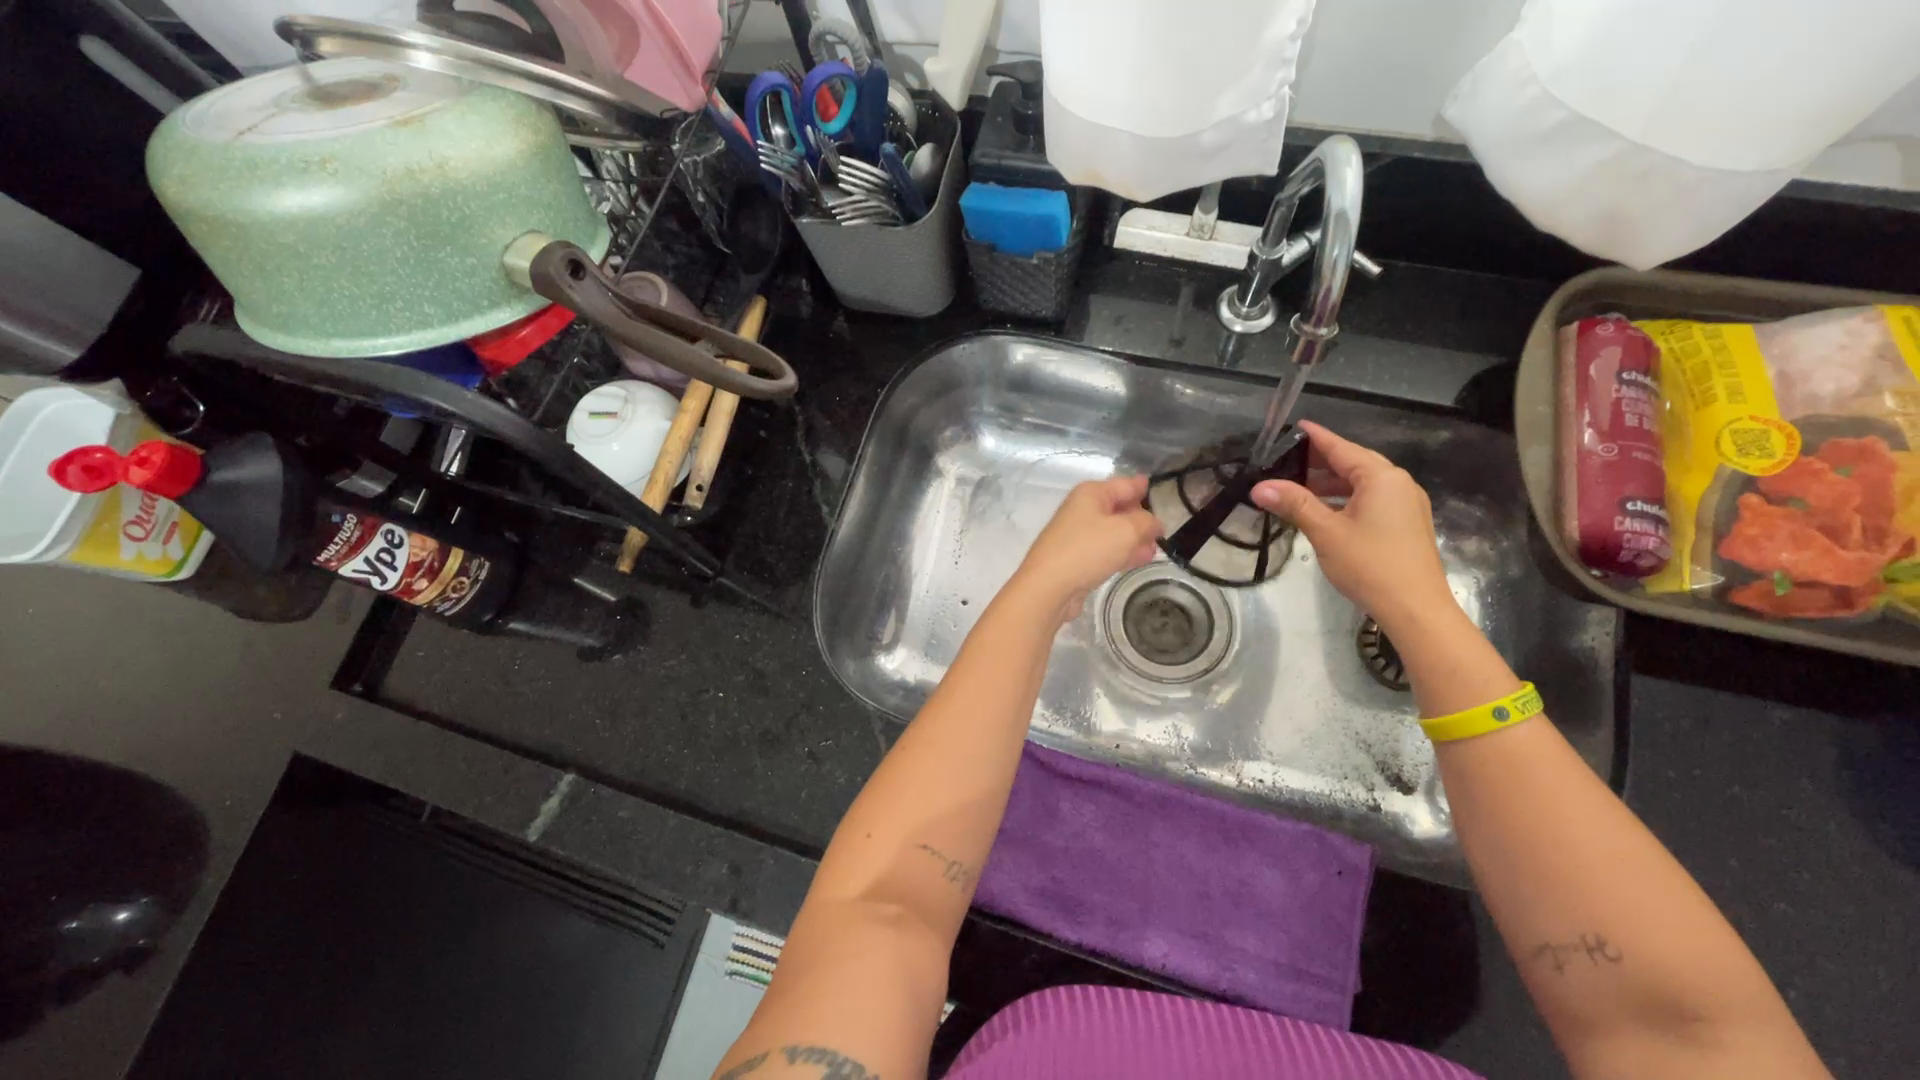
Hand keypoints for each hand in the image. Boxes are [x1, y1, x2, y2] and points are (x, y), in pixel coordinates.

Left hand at [1010, 475, 1162, 623]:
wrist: (1049, 586)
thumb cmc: (1088, 549)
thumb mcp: (1126, 530)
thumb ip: (1146, 522)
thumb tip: (1154, 523)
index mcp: (1092, 494)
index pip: (1126, 484)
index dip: (1145, 488)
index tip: (1164, 492)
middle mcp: (1083, 510)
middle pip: (1119, 508)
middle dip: (1142, 517)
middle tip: (1165, 528)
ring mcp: (1078, 535)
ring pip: (1114, 531)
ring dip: (1135, 538)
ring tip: (1157, 546)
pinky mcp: (1077, 558)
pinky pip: (1106, 550)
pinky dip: (1123, 552)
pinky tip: (1140, 559)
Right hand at [1250, 421, 1454, 630]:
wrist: (1415, 608)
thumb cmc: (1370, 564)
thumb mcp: (1326, 532)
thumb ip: (1294, 504)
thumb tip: (1259, 486)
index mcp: (1381, 477)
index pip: (1342, 448)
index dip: (1316, 437)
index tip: (1296, 426)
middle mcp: (1398, 484)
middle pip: (1354, 463)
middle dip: (1320, 462)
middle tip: (1286, 461)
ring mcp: (1406, 505)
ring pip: (1363, 484)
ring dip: (1331, 484)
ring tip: (1298, 488)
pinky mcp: (1406, 524)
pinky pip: (1372, 500)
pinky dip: (1346, 499)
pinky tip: (1325, 511)